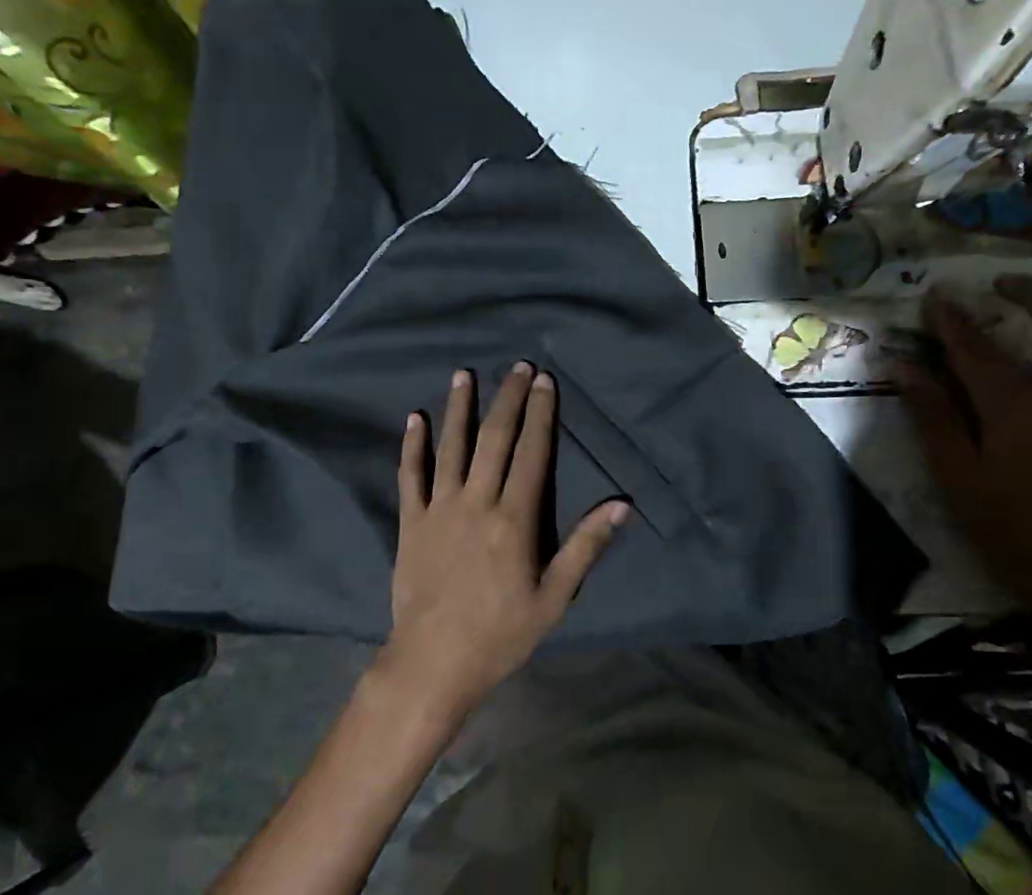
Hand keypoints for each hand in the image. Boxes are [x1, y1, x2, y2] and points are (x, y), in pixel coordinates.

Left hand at [379, 363, 625, 715]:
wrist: (433, 664)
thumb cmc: (501, 634)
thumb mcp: (555, 598)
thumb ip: (585, 547)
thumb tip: (621, 506)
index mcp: (514, 519)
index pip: (531, 453)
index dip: (540, 414)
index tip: (545, 381)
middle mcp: (476, 502)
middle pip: (494, 439)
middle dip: (507, 400)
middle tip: (517, 367)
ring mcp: (438, 510)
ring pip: (451, 448)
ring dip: (459, 409)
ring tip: (464, 374)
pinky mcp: (411, 523)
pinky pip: (410, 476)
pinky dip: (412, 446)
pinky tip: (413, 419)